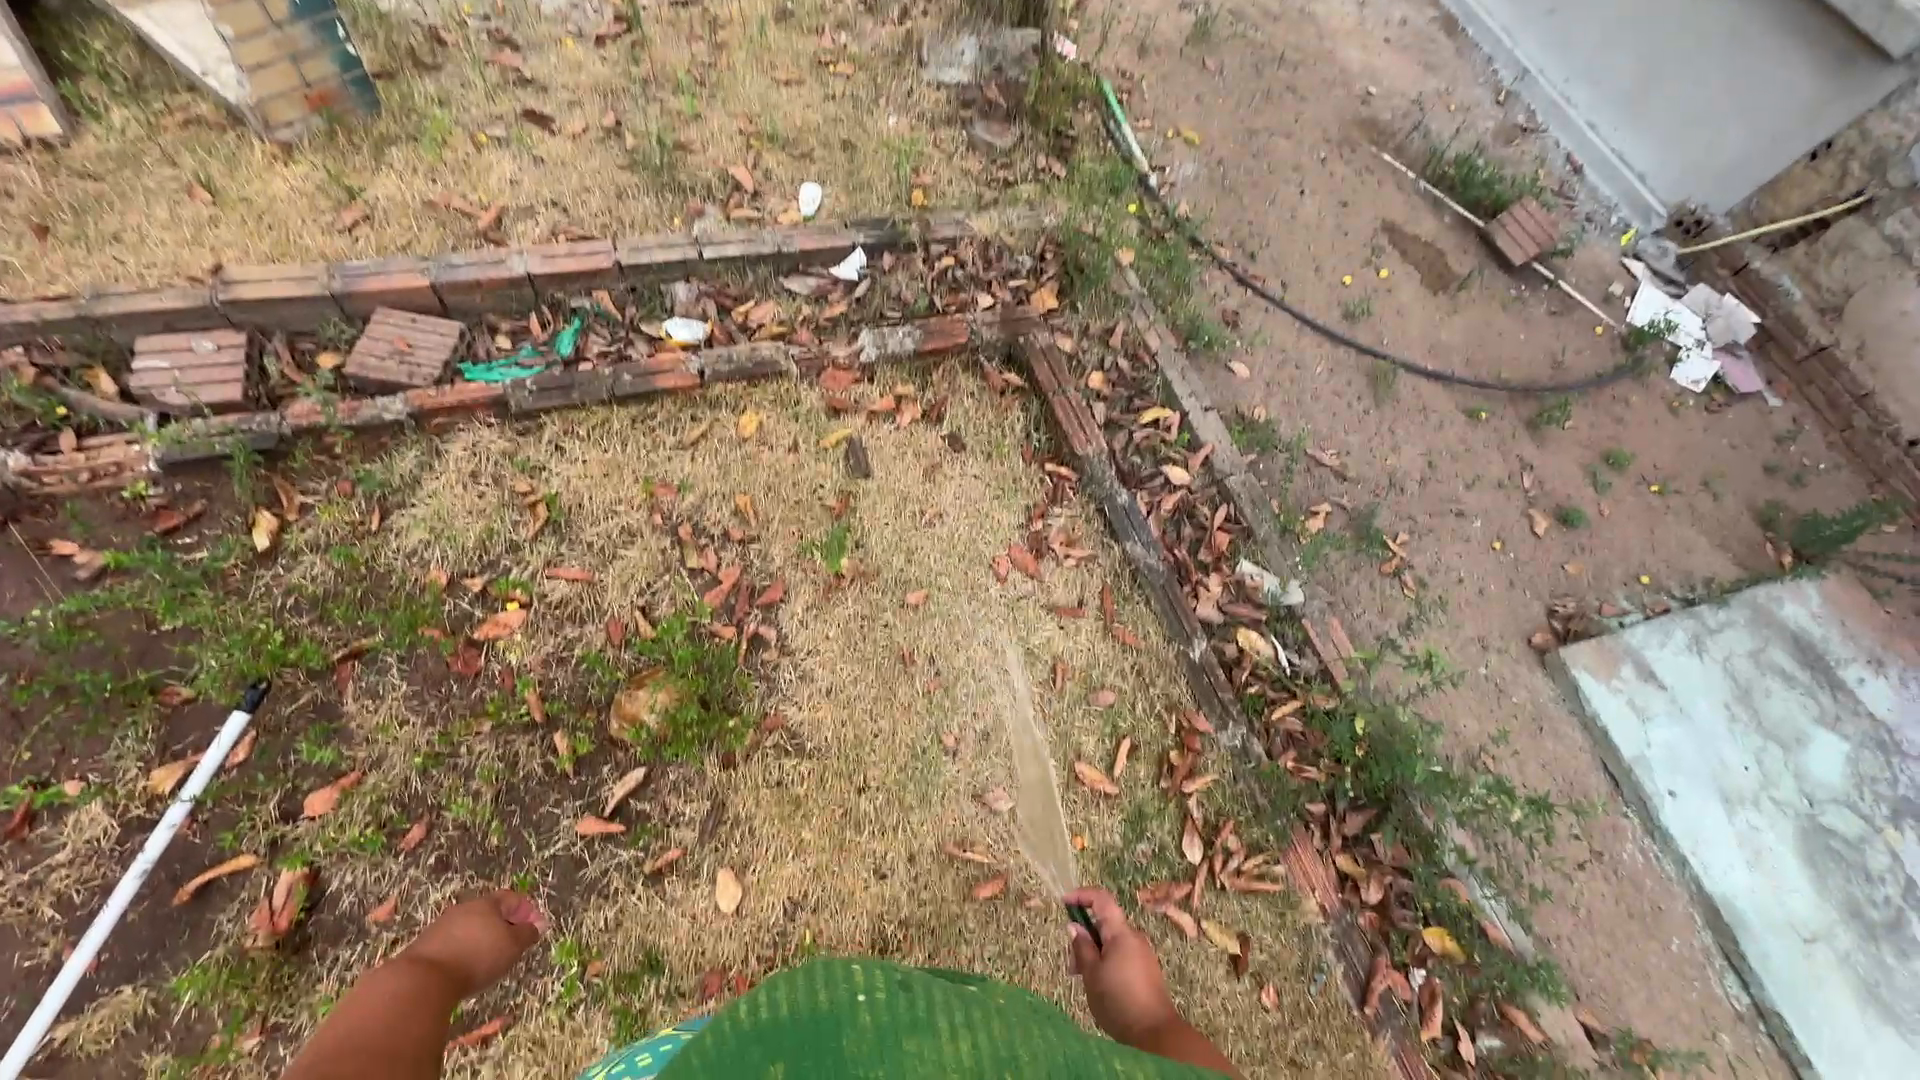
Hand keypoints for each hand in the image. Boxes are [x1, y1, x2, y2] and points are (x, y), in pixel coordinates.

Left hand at [398, 890, 544, 998]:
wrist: (421, 981)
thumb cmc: (477, 957)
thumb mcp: (513, 946)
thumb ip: (527, 934)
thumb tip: (534, 926)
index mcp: (486, 904)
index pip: (512, 898)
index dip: (527, 911)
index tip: (536, 928)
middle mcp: (463, 909)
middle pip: (489, 912)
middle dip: (504, 925)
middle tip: (514, 943)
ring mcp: (440, 927)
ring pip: (469, 928)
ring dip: (483, 939)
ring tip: (490, 959)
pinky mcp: (424, 947)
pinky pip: (453, 944)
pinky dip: (464, 952)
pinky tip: (466, 969)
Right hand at [1063, 887, 1180, 1045]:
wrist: (1156, 1034)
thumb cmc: (1118, 1001)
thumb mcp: (1091, 974)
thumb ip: (1082, 947)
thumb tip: (1075, 926)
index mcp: (1121, 933)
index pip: (1101, 898)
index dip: (1081, 895)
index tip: (1063, 903)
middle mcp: (1135, 937)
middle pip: (1105, 923)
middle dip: (1085, 937)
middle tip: (1072, 967)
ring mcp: (1143, 954)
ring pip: (1112, 942)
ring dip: (1094, 953)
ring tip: (1084, 981)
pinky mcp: (1147, 970)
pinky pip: (1122, 955)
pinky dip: (1107, 962)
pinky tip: (1101, 987)